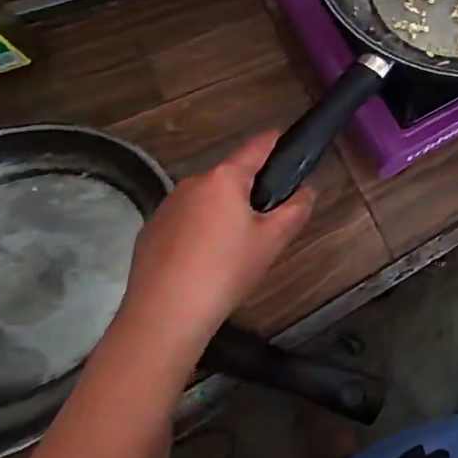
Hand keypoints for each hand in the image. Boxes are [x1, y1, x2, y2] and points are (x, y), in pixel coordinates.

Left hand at [117, 129, 317, 349]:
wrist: (164, 316)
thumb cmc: (225, 272)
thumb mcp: (271, 242)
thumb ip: (296, 210)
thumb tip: (308, 190)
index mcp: (224, 178)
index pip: (258, 145)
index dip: (278, 140)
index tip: (293, 145)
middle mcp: (192, 182)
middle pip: (231, 174)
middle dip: (251, 188)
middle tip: (269, 219)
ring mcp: (167, 205)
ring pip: (207, 198)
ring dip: (225, 209)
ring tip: (235, 246)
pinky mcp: (150, 229)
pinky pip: (185, 219)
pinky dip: (200, 229)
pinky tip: (204, 260)